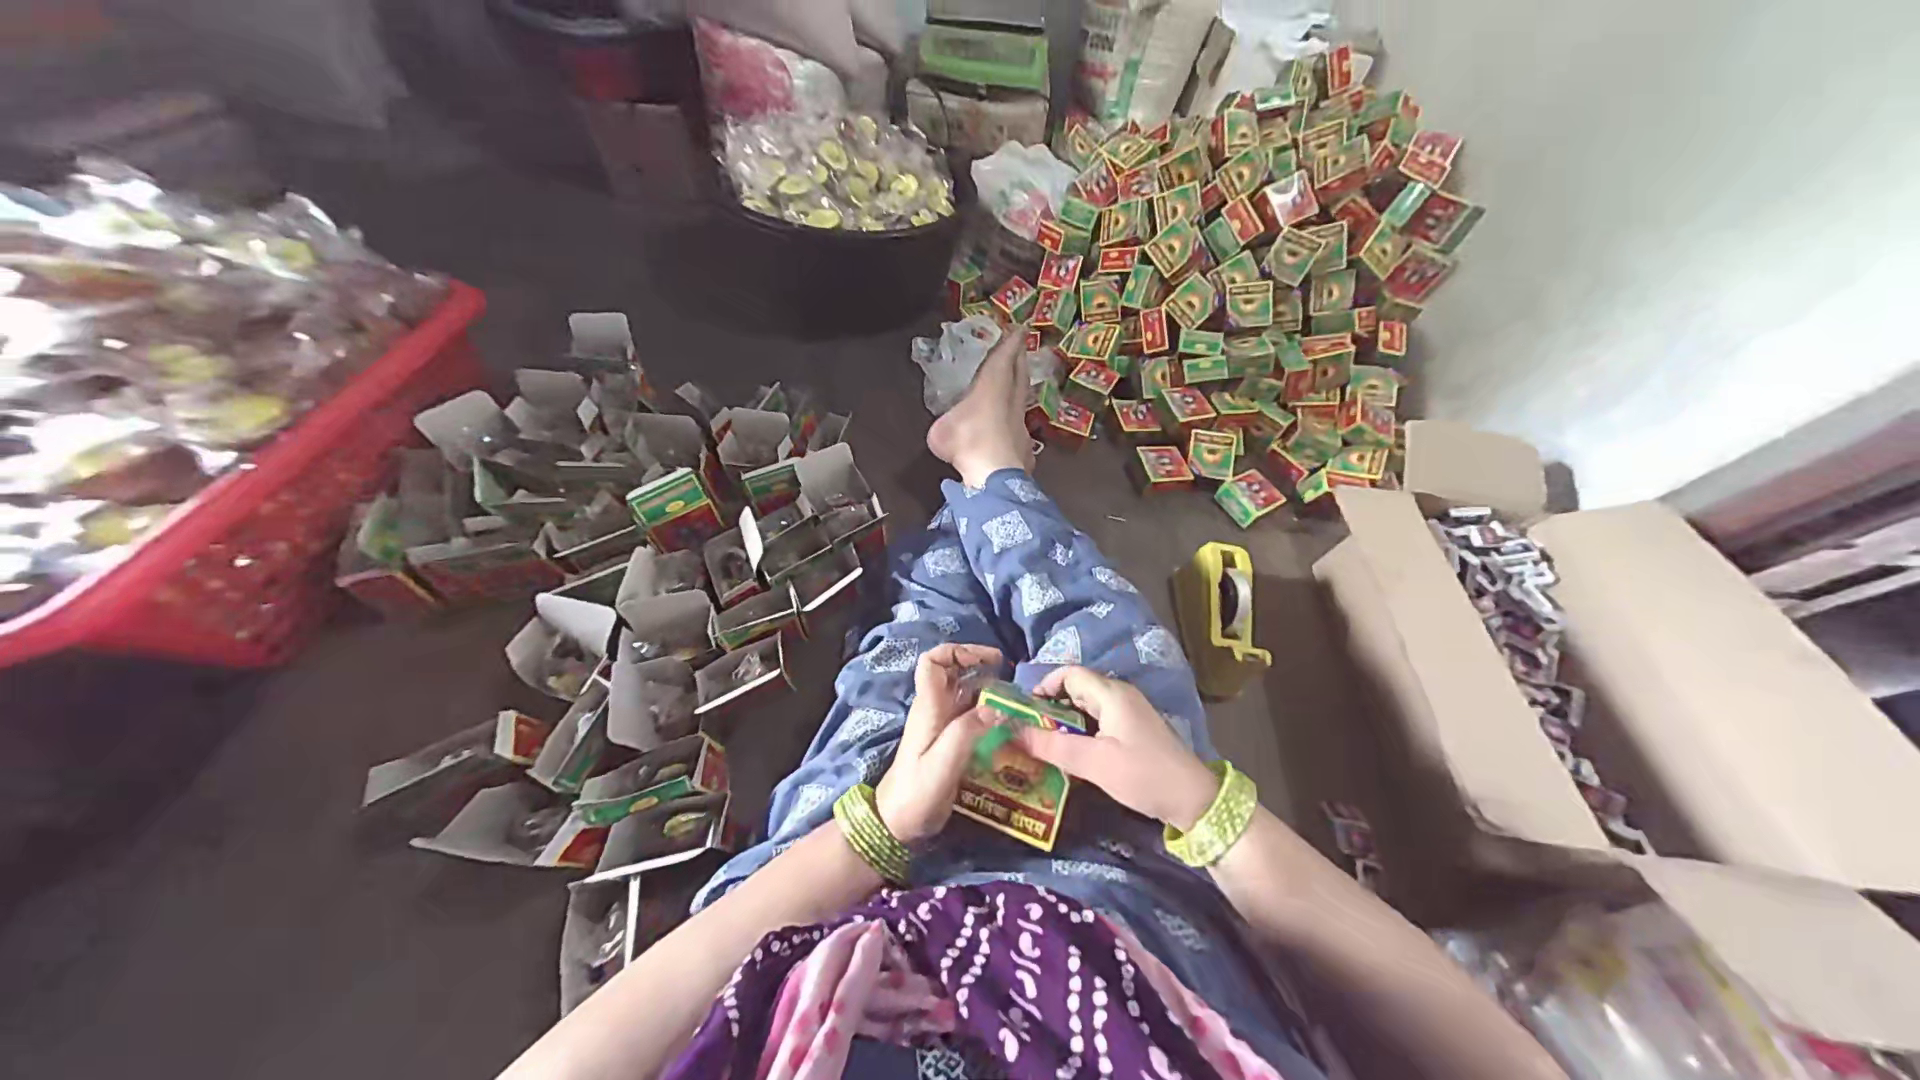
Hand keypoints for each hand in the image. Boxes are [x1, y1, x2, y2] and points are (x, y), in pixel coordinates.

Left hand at [872, 643, 1002, 844]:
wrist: (897, 824)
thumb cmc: (917, 793)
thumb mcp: (943, 764)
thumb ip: (967, 733)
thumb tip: (997, 708)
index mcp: (929, 707)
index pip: (932, 661)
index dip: (958, 652)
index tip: (988, 661)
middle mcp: (934, 709)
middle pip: (952, 672)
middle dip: (979, 666)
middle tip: (1009, 678)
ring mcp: (940, 725)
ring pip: (963, 693)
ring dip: (987, 690)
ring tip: (1015, 701)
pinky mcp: (948, 741)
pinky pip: (969, 715)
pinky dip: (987, 712)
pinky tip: (1007, 725)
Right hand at [1018, 666, 1219, 829]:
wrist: (1193, 800)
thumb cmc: (1143, 775)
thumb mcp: (1094, 762)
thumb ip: (1053, 746)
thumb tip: (1013, 732)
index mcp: (1111, 694)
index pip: (1069, 674)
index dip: (1043, 686)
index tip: (1024, 710)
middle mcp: (1120, 695)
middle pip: (1077, 688)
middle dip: (1050, 705)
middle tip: (1029, 729)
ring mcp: (1129, 712)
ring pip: (1087, 706)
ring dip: (1064, 720)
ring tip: (1043, 742)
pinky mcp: (1134, 730)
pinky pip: (1099, 720)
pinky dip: (1080, 730)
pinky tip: (1071, 752)